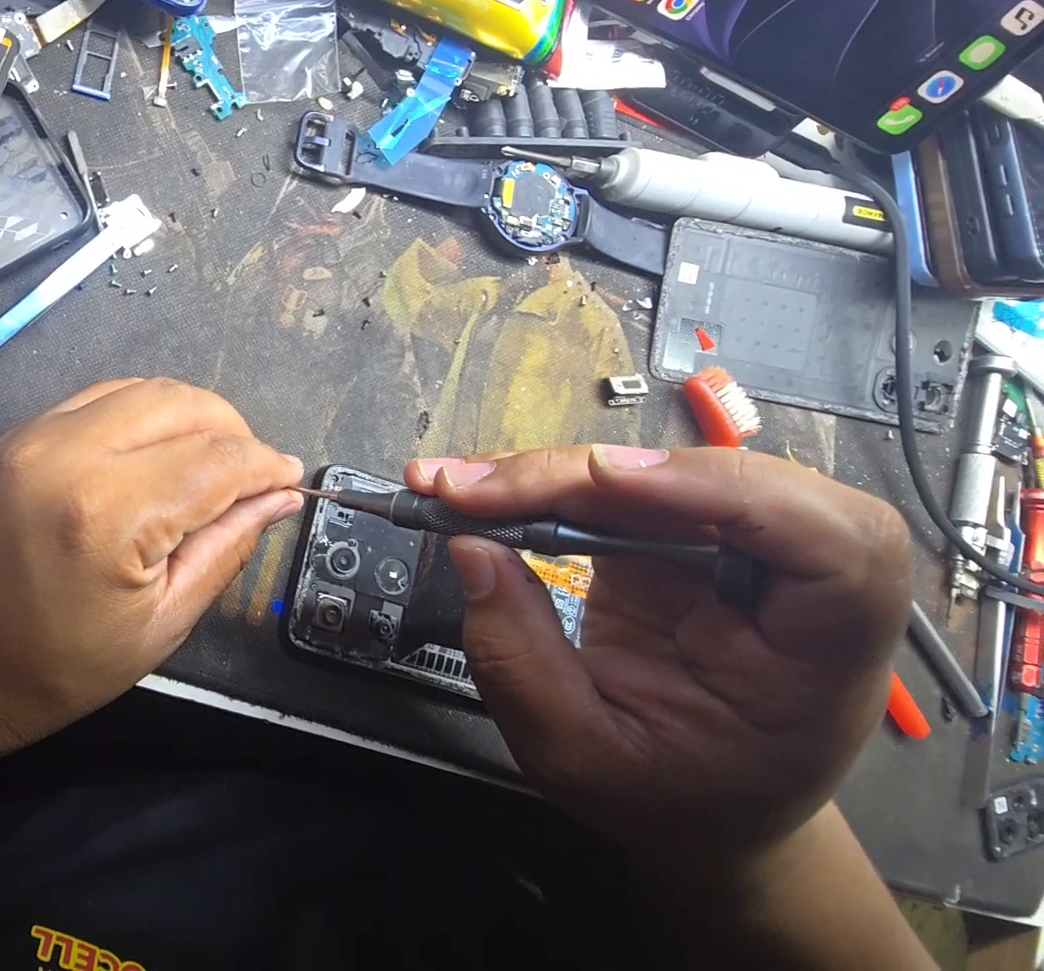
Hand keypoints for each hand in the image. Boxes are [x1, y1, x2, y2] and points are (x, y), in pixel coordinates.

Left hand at [0, 378, 303, 773]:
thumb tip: (278, 497)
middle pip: (184, 404)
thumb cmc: (48, 671)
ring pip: (143, 390)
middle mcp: (68, 453)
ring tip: (209, 465)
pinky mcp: (17, 435)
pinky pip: (98, 399)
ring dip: (191, 417)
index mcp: (107, 514)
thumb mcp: (156, 628)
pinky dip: (143, 414)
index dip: (266, 466)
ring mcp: (34, 436)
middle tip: (251, 477)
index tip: (290, 481)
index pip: (217, 460)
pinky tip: (155, 454)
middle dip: (235, 432)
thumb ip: (223, 550)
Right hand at [404, 446, 911, 873]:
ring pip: (642, 475)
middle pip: (708, 485)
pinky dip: (534, 486)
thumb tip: (471, 548)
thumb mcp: (575, 754)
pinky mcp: (667, 541)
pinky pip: (604, 492)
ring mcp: (722, 554)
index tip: (605, 480)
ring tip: (448, 486)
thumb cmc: (664, 797)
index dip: (729, 491)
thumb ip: (519, 660)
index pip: (832, 544)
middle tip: (467, 491)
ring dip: (539, 472)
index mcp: (813, 660)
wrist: (695, 809)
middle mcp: (783, 586)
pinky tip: (476, 489)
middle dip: (575, 475)